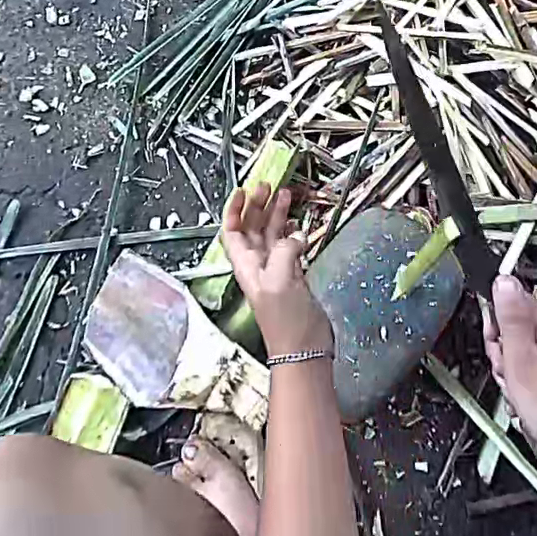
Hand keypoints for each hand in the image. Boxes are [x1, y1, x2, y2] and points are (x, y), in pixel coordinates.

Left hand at [223, 182, 333, 357]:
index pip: (232, 231)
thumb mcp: (281, 279)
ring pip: (271, 233)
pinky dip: (293, 231)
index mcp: (247, 266)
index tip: (243, 191)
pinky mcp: (293, 275)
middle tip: (268, 186)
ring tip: (285, 195)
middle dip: (258, 205)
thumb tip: (294, 236)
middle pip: (252, 227)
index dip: (234, 210)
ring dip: (276, 214)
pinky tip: (298, 224)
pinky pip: (289, 245)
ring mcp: (276, 270)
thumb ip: (285, 250)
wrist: (304, 348)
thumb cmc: (286, 323)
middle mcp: (258, 265)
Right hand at [482, 275, 536, 468]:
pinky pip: (531, 366)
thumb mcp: (520, 360)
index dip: (496, 328)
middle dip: (503, 352)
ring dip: (512, 371)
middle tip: (510, 375)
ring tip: (520, 392)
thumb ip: (509, 318)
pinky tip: (528, 400)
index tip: (499, 351)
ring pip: (520, 349)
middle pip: (514, 326)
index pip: (509, 302)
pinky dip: (524, 383)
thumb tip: (503, 278)